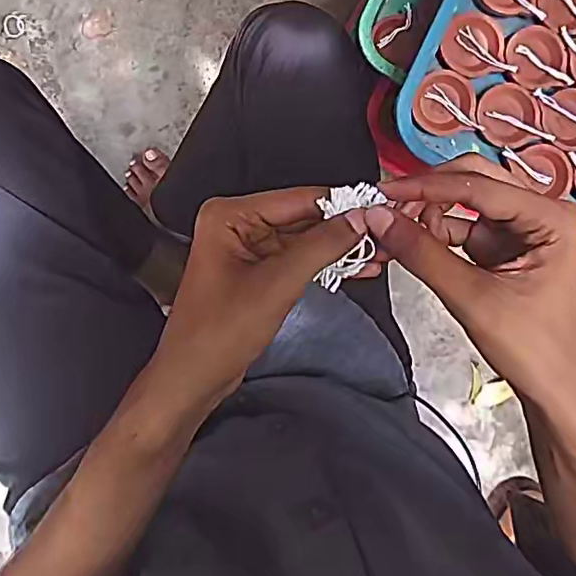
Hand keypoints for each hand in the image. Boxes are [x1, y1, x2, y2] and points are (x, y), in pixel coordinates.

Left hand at [151, 187, 363, 406]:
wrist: (194, 377)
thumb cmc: (213, 335)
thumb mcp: (276, 284)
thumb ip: (320, 247)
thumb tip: (355, 220)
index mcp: (229, 215)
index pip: (296, 198)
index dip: (339, 204)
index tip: (374, 209)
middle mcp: (236, 224)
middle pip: (302, 216)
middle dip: (343, 227)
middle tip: (382, 232)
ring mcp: (247, 247)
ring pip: (305, 237)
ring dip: (339, 246)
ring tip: (377, 249)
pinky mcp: (257, 268)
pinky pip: (298, 256)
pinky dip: (325, 261)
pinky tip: (355, 265)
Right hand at [363, 156, 575, 413]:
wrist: (553, 390)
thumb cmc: (537, 350)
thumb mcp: (472, 298)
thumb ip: (423, 253)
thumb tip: (383, 218)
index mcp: (552, 219)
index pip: (479, 187)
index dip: (427, 187)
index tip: (387, 191)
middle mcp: (542, 213)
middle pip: (473, 180)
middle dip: (428, 193)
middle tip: (388, 205)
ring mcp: (522, 227)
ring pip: (464, 198)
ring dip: (428, 212)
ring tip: (397, 230)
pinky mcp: (503, 243)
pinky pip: (461, 221)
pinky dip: (434, 230)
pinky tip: (412, 241)